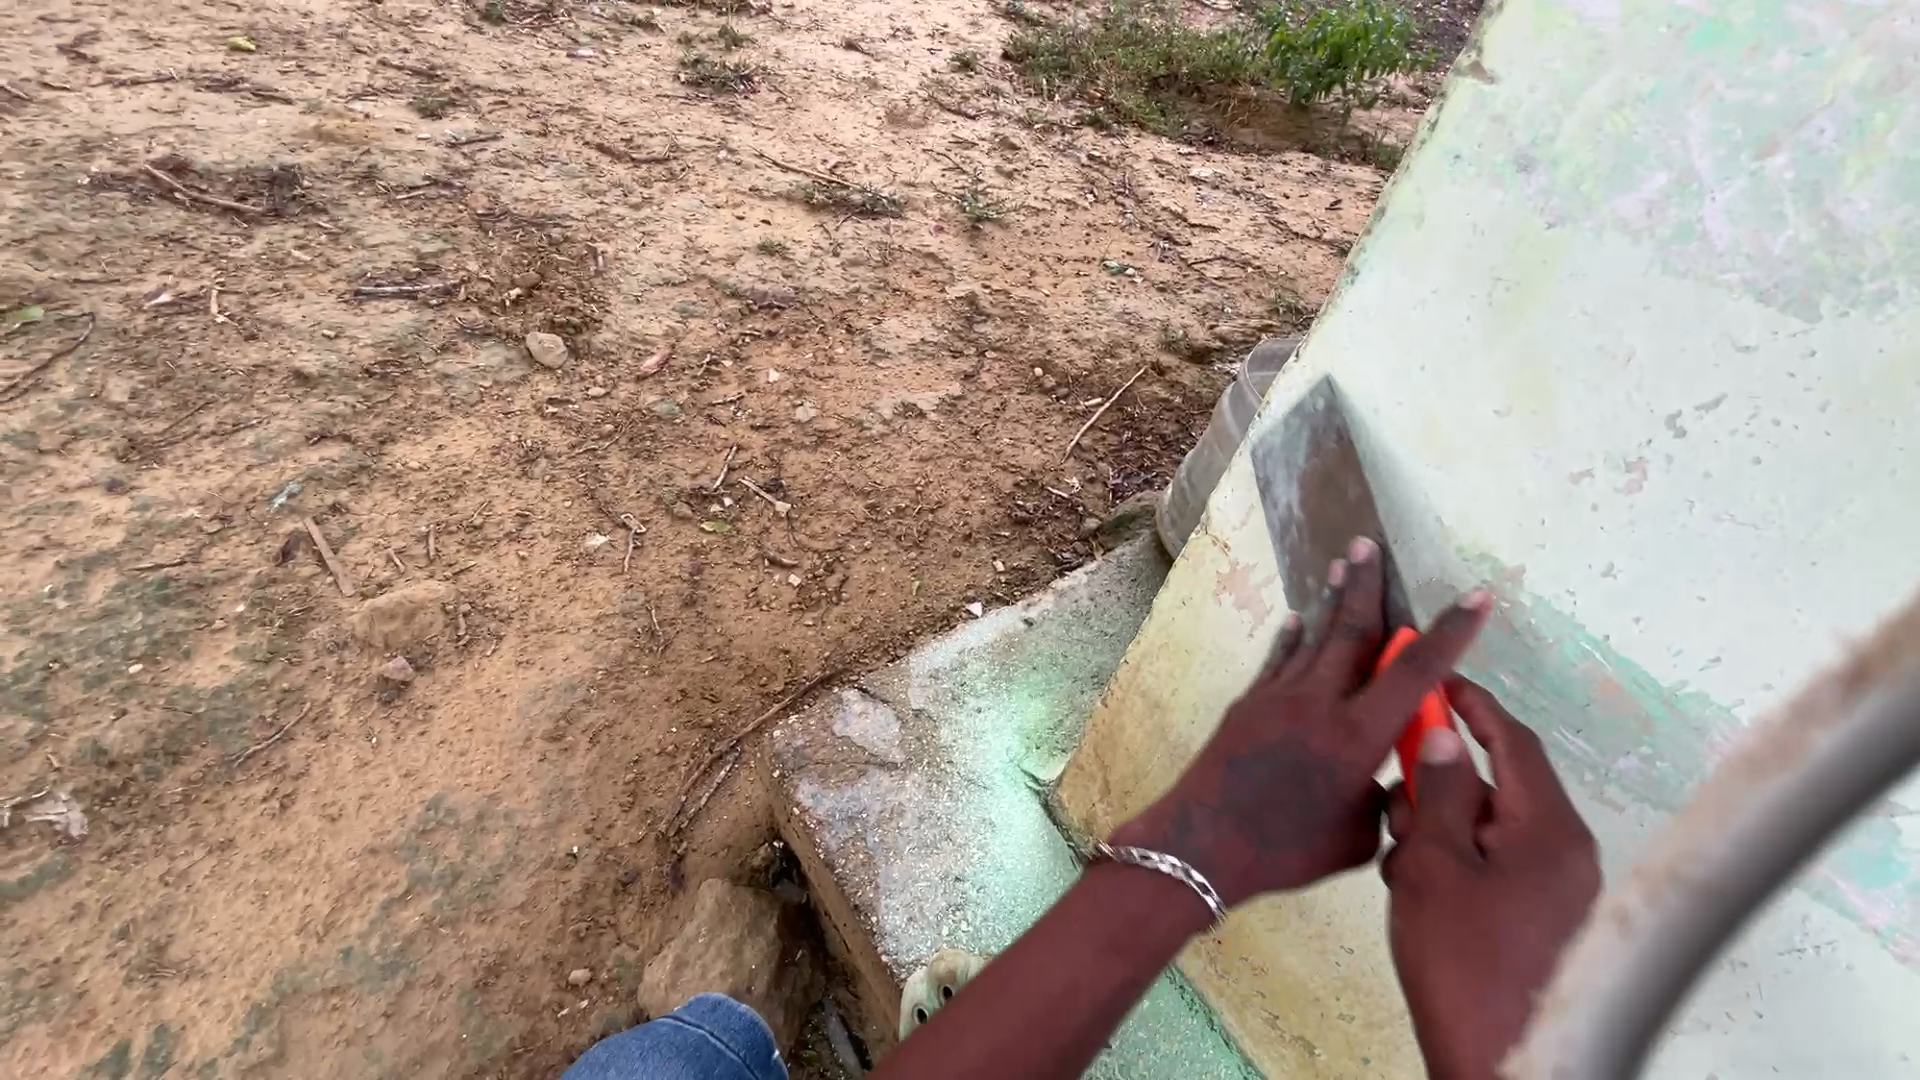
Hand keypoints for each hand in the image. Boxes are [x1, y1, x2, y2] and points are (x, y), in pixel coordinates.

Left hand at [1112, 537, 1491, 905]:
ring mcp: (1277, 697)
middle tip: (1369, 543)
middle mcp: (1318, 703)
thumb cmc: (1287, 850)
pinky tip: (1295, 619)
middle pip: (1351, 632)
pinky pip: (1277, 661)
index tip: (1476, 596)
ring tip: (1341, 563)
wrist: (1203, 842)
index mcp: (1358, 736)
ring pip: (1312, 638)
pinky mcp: (1247, 703)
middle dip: (1365, 585)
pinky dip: (1290, 639)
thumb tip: (1387, 771)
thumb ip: (1383, 795)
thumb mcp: (1359, 834)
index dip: (1450, 632)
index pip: (1415, 672)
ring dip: (1329, 600)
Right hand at [1381, 678, 1600, 1079]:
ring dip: (1434, 825)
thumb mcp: (1434, 861)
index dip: (1471, 703)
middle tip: (1395, 802)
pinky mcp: (1531, 909)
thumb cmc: (1461, 952)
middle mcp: (1561, 850)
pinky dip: (1446, 856)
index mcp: (1548, 830)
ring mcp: (1549, 883)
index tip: (1432, 676)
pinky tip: (1412, 884)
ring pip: (1480, 822)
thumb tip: (1446, 736)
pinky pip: (1484, 857)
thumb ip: (1440, 791)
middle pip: (1492, 783)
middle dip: (1437, 781)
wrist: (1496, 1057)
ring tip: (1400, 858)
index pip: (1512, 741)